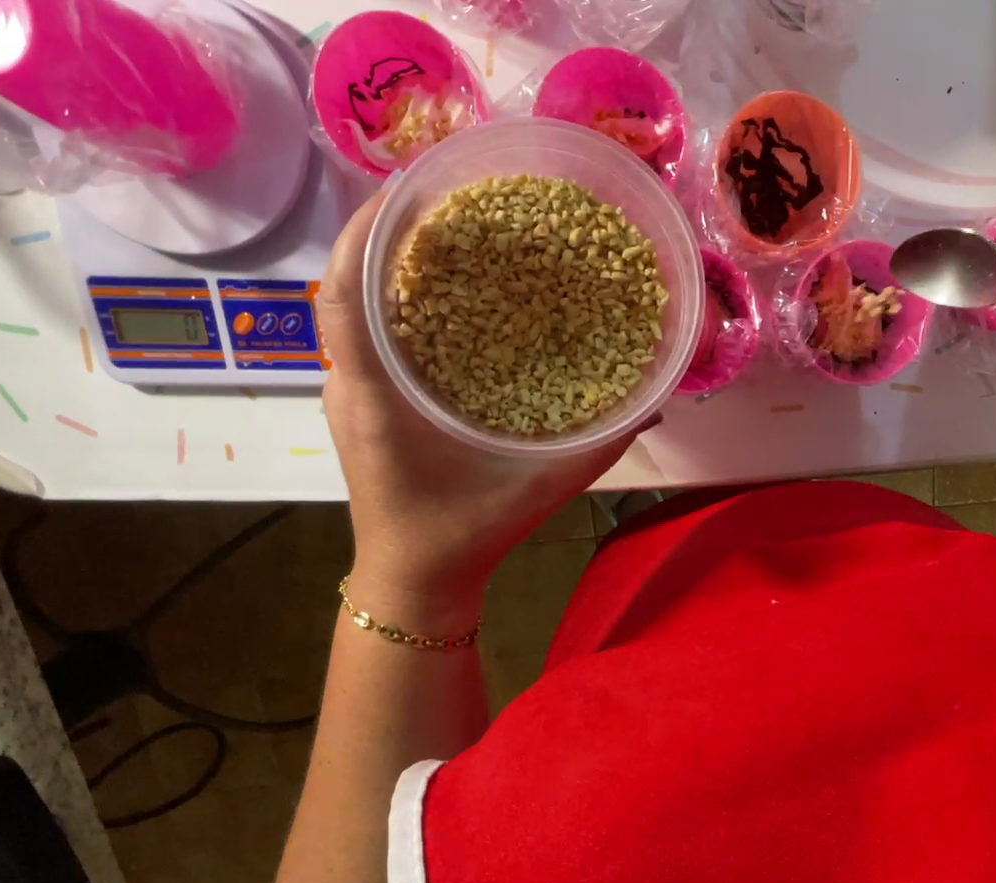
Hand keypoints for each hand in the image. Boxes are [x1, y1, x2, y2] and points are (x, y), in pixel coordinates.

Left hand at [319, 190, 650, 608]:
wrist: (415, 580)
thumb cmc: (465, 535)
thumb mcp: (540, 490)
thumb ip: (598, 448)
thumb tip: (652, 404)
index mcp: (376, 395)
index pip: (343, 290)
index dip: (367, 229)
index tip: (411, 188)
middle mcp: (351, 382)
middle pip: (350, 283)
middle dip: (390, 231)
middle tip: (450, 201)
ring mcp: (351, 391)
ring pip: (357, 307)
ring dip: (394, 264)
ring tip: (452, 236)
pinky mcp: (364, 402)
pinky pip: (372, 333)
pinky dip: (401, 301)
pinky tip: (450, 299)